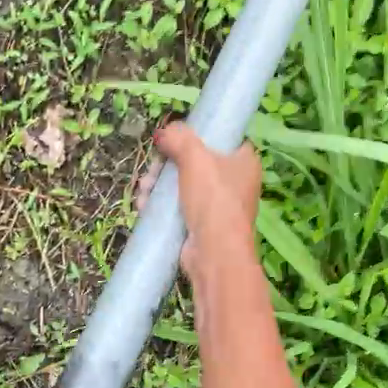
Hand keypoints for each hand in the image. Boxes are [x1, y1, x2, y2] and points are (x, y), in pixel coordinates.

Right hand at [137, 122, 263, 284]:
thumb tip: (163, 133)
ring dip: (157, 186)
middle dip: (166, 166)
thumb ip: (179, 138)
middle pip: (194, 163)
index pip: (221, 138)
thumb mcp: (195, 158)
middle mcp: (234, 182)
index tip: (174, 141)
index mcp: (244, 160)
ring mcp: (217, 206)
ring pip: (181, 186)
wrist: (215, 254)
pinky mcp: (201, 226)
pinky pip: (177, 208)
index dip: (196, 137)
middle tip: (152, 173)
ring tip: (143, 192)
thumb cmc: (213, 200)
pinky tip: (144, 206)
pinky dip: (160, 206)